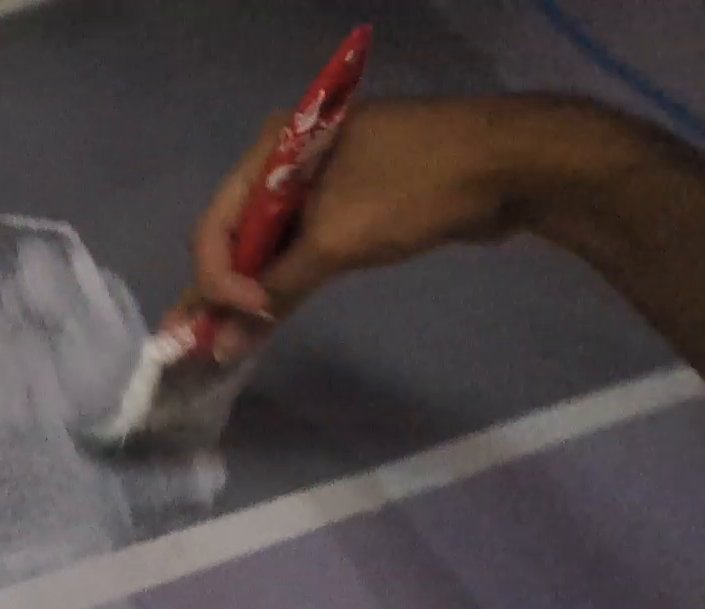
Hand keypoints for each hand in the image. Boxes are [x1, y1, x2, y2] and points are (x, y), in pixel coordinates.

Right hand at [168, 99, 529, 362]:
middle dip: (216, 293)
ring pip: (257, 251)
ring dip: (240, 297)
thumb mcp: (336, 242)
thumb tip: (220, 349)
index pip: (216, 227)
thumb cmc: (420, 189)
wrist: (526, 167)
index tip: (240, 316)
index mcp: (273, 151)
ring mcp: (308, 188)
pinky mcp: (335, 209)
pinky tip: (252, 321)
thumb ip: (273, 295)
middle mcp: (281, 165)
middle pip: (230, 240)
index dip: (219, 279)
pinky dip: (274, 287)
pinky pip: (288, 253)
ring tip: (208, 342)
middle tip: (190, 341)